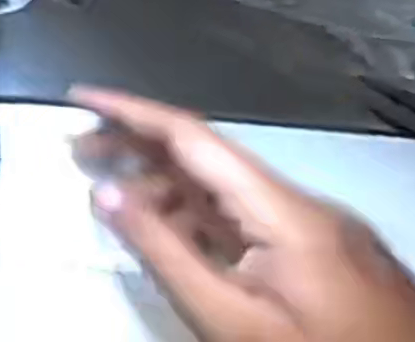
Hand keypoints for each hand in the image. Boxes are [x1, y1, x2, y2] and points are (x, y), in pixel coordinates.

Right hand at [72, 89, 414, 341]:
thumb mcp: (232, 326)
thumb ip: (163, 252)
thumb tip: (102, 192)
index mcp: (288, 211)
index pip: (192, 135)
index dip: (129, 109)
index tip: (79, 96)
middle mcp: (308, 207)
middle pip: (207, 156)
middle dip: (139, 147)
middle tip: (80, 152)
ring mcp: (327, 234)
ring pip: (228, 189)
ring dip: (168, 185)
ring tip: (118, 199)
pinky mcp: (335, 261)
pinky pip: (252, 220)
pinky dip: (202, 215)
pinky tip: (174, 233)